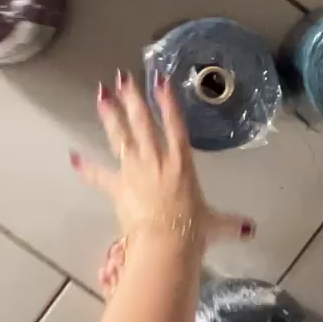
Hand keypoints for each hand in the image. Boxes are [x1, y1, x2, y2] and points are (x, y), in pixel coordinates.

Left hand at [72, 70, 252, 271]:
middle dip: (132, 99)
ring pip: (120, 137)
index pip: (176, 125)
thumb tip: (250, 230)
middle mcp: (157, 160)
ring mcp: (134, 171)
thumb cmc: (193, 230)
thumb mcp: (215, 225)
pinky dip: (85, 168)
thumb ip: (230, 224)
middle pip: (142, 123)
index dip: (168, 102)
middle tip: (122, 78)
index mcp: (182, 164)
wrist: (166, 242)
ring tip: (100, 95)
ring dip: (110, 116)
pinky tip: (72, 157)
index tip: (159, 81)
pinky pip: (98, 176)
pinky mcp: (117, 187)